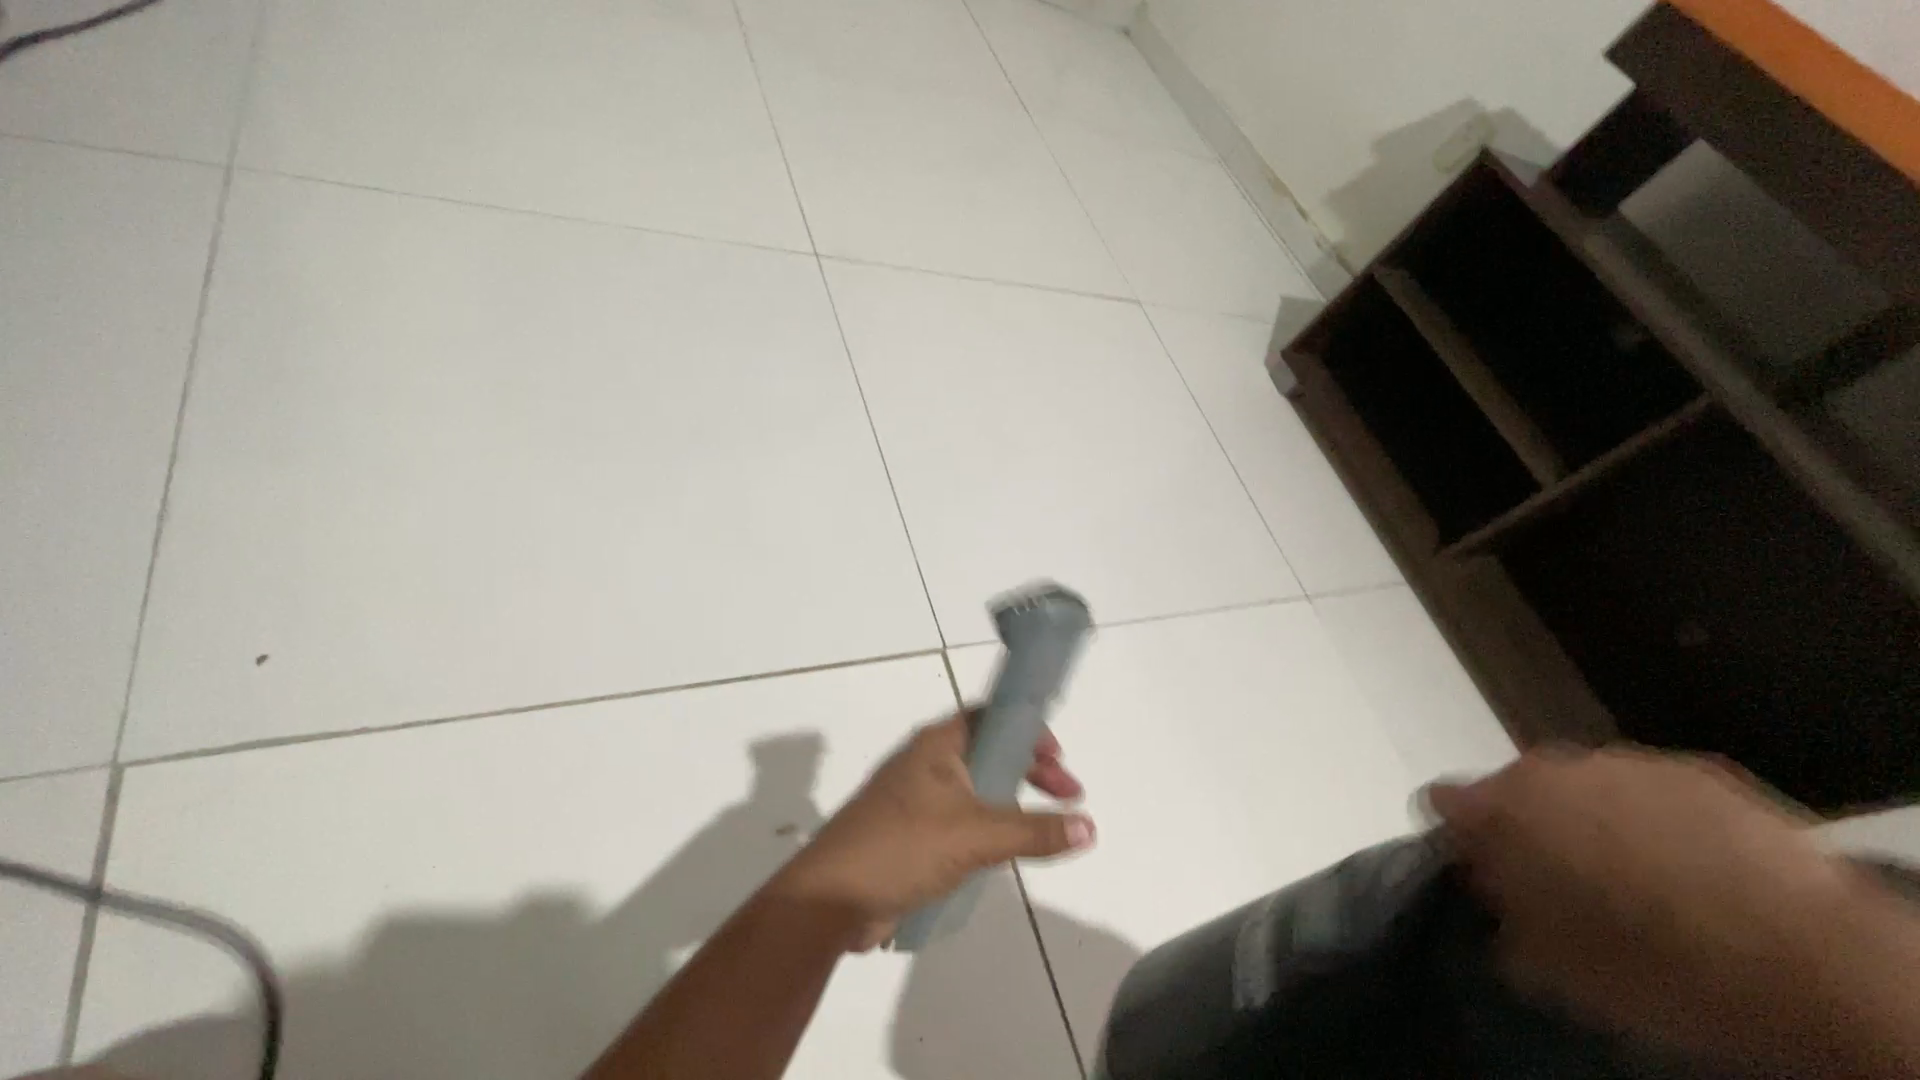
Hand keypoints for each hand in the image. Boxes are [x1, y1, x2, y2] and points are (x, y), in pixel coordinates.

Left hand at [766, 713, 1093, 949]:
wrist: (829, 899)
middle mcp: (926, 764)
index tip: (1060, 758)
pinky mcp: (911, 836)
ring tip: (1045, 827)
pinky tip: (1005, 854)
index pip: (990, 715)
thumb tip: (1089, 827)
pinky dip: (988, 829)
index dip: (1028, 728)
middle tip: (1068, 796)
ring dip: (1011, 803)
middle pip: (989, 752)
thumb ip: (1034, 832)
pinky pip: (961, 823)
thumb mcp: (975, 836)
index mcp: (936, 746)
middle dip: (1030, 770)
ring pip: (976, 790)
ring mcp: (916, 801)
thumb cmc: (900, 848)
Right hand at [1428, 747, 1886, 1072]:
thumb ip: (1503, 917)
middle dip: (1528, 825)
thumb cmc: (1647, 963)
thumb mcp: (1547, 964)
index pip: (1440, 801)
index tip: (1477, 871)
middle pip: (1517, 788)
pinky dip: (1656, 822)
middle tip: (1557, 881)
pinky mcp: (1700, 769)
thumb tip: (1502, 904)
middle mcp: (1552, 767)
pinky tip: (1691, 869)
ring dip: (1593, 820)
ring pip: (1587, 786)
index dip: (1455, 837)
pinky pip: (1653, 792)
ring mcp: (1628, 761)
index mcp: (1502, 807)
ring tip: (1634, 877)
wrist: (1802, 958)